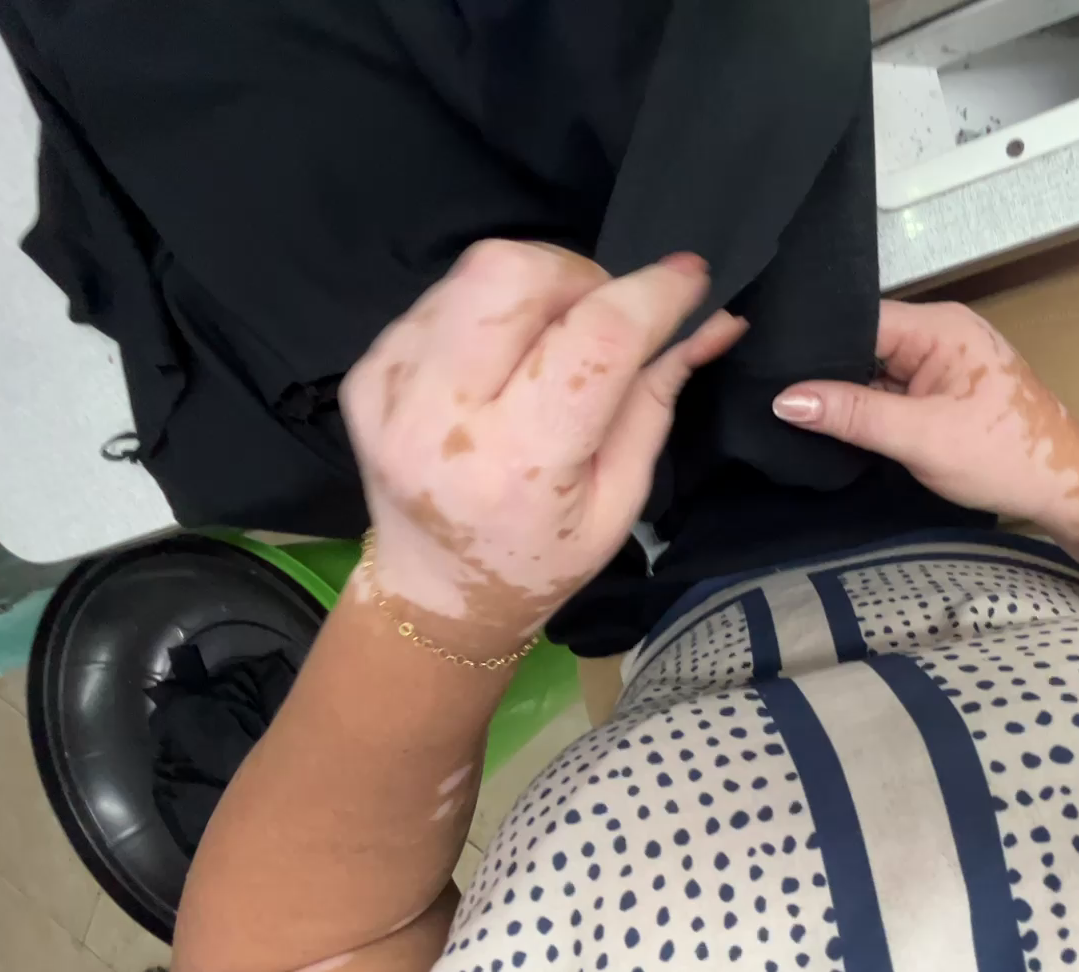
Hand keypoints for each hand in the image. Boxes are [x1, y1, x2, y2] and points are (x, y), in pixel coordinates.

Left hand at [339, 241, 746, 657]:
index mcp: (518, 464)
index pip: (593, 340)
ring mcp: (387, 387)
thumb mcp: (620, 500)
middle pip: (508, 272)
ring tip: (552, 347)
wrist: (435, 592)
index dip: (651, 294)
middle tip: (604, 315)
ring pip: (475, 273)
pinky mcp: (364, 370)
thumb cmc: (542, 558)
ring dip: (537, 291)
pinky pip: (444, 299)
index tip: (690, 278)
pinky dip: (493, 313)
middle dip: (578, 274)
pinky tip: (504, 362)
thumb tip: (713, 323)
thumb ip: (657, 401)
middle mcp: (438, 417)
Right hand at [772, 299, 1078, 538]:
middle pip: (862, 342)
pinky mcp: (935, 390)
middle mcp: (935, 334)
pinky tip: (827, 421)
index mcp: (938, 328)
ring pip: (870, 369)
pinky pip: (885, 390)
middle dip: (822, 369)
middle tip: (768, 389)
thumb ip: (853, 415)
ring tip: (787, 406)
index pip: (860, 320)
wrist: (1058, 486)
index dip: (816, 343)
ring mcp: (935, 363)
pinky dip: (862, 408)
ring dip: (840, 391)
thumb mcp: (919, 437)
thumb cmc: (1001, 455)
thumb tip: (785, 400)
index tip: (768, 365)